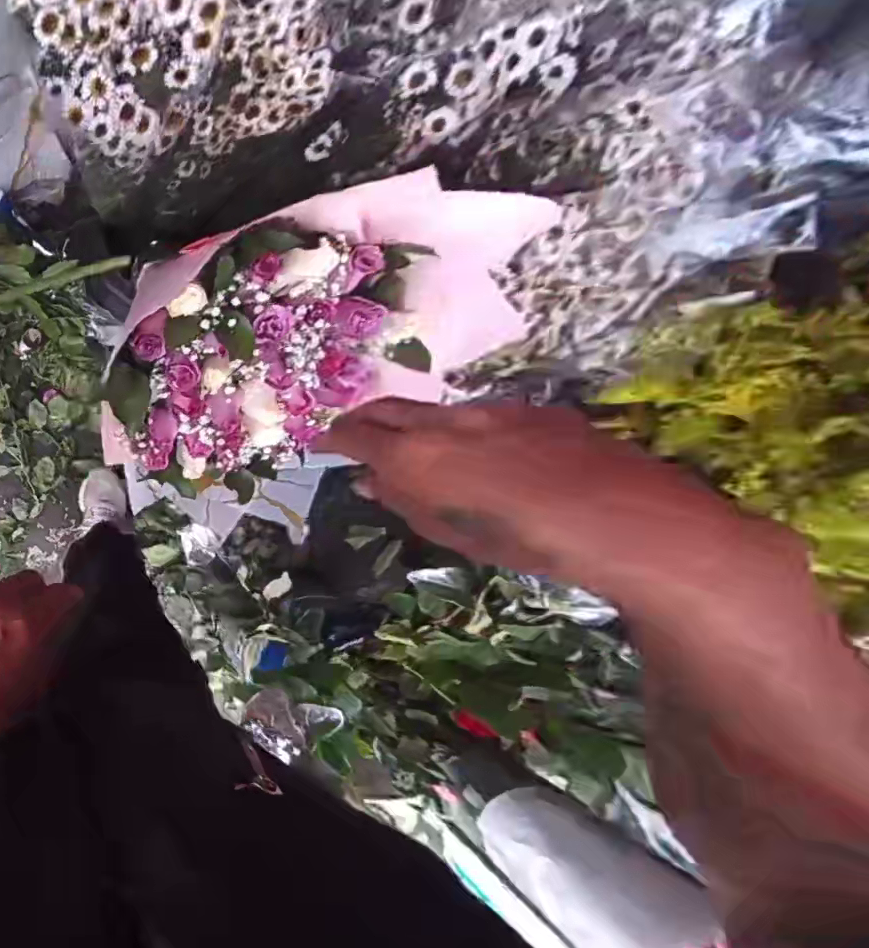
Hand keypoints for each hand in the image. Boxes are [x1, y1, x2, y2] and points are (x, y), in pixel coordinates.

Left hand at [0, 570, 82, 770]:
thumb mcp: (31, 690)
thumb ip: (47, 655)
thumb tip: (54, 638)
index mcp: (26, 622)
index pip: (60, 594)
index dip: (71, 598)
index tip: (74, 603)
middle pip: (28, 580)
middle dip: (39, 592)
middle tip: (42, 612)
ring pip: (0, 588)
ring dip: (10, 600)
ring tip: (9, 624)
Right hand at [316, 399, 806, 607]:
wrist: (626, 521)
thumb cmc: (516, 539)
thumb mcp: (442, 529)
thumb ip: (399, 498)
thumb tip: (369, 479)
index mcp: (410, 454)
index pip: (352, 434)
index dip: (331, 438)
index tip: (322, 446)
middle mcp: (443, 422)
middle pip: (385, 408)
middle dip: (360, 419)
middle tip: (350, 434)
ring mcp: (491, 411)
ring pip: (433, 410)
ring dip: (412, 424)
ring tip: (416, 449)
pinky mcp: (534, 412)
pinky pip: (479, 415)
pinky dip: (459, 429)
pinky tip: (481, 455)